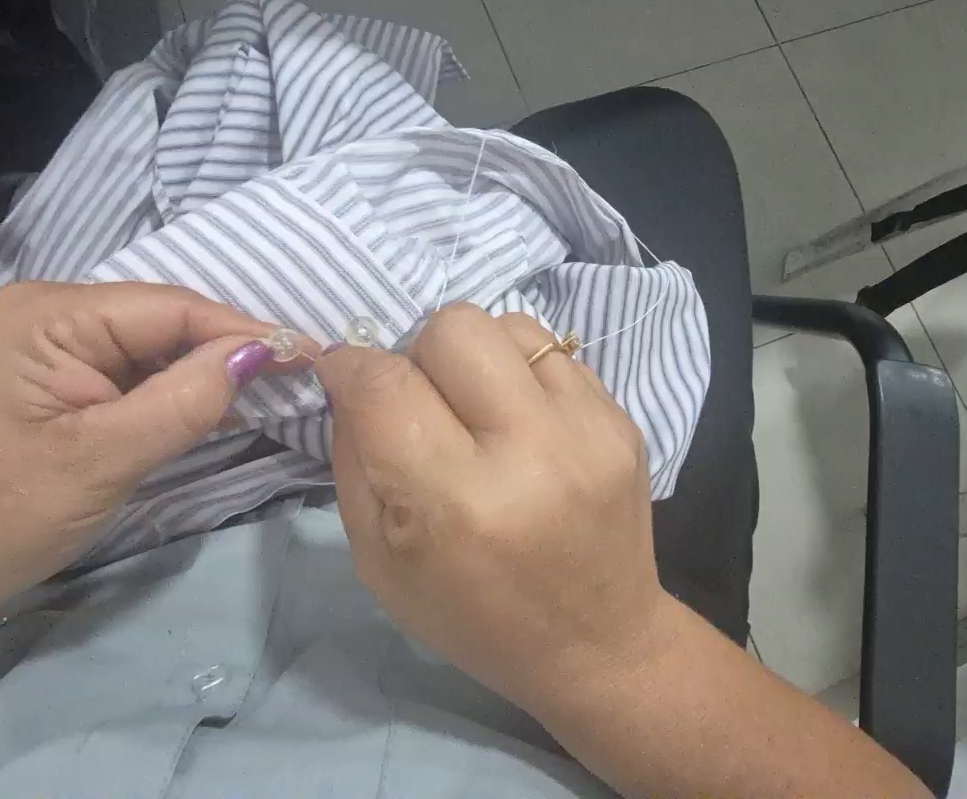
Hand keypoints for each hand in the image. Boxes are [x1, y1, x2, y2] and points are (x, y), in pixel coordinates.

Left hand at [0, 281, 308, 695]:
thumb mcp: (101, 462)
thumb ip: (185, 401)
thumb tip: (263, 352)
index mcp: (44, 316)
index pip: (169, 308)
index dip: (242, 331)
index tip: (308, 353)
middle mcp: (46, 310)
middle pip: (163, 319)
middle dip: (227, 348)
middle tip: (298, 372)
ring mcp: (48, 341)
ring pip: (153, 343)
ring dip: (205, 368)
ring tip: (272, 385)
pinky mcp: (56, 373)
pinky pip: (133, 367)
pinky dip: (175, 386)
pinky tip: (215, 400)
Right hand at [312, 303, 674, 717]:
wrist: (597, 643)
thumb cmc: (472, 614)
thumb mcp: (378, 559)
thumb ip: (354, 457)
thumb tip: (351, 375)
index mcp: (459, 503)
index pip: (385, 386)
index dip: (350, 367)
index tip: (344, 375)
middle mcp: (531, 453)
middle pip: (453, 328)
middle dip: (418, 353)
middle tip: (423, 400)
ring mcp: (589, 429)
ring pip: (505, 324)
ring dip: (473, 354)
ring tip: (477, 407)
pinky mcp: (622, 418)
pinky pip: (552, 349)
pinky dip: (519, 370)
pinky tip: (522, 420)